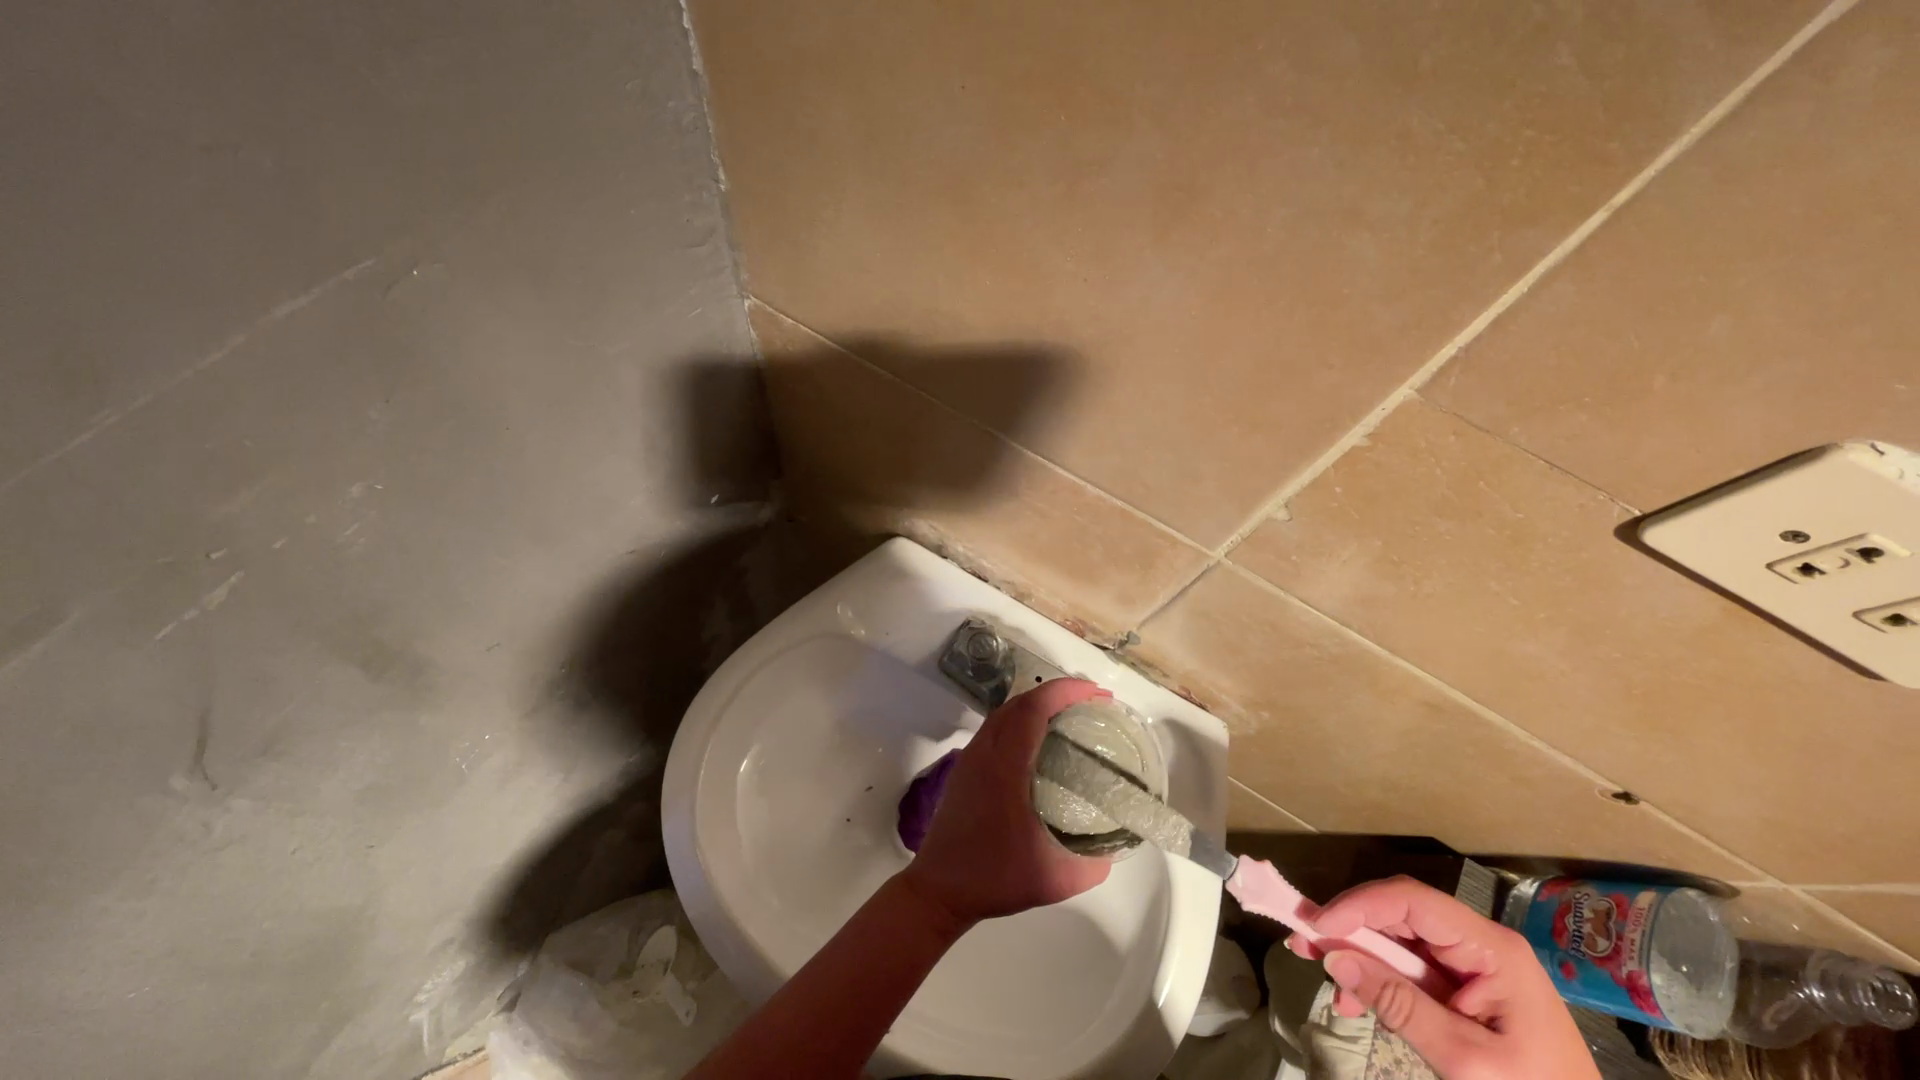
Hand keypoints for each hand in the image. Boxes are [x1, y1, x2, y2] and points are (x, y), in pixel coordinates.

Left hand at [900, 679, 1113, 925]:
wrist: (938, 891)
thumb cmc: (993, 879)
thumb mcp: (1054, 879)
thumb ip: (1092, 864)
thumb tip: (1114, 848)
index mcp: (1005, 766)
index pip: (1034, 708)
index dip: (1067, 691)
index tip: (1099, 694)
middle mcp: (984, 753)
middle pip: (1019, 702)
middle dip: (1057, 693)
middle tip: (1092, 704)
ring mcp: (970, 760)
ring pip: (1003, 714)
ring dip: (1037, 706)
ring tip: (1070, 718)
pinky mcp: (965, 771)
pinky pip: (995, 730)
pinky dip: (1021, 722)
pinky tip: (1040, 744)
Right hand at [1286, 876, 1598, 1079]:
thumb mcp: (1465, 1059)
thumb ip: (1399, 1006)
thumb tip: (1334, 958)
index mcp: (1490, 948)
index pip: (1411, 900)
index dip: (1358, 905)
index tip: (1317, 927)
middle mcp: (1479, 942)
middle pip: (1400, 914)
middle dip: (1350, 927)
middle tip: (1302, 943)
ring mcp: (1472, 964)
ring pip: (1398, 940)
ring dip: (1358, 955)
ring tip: (1324, 977)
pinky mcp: (1464, 986)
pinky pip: (1409, 968)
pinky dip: (1376, 979)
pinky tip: (1354, 1000)